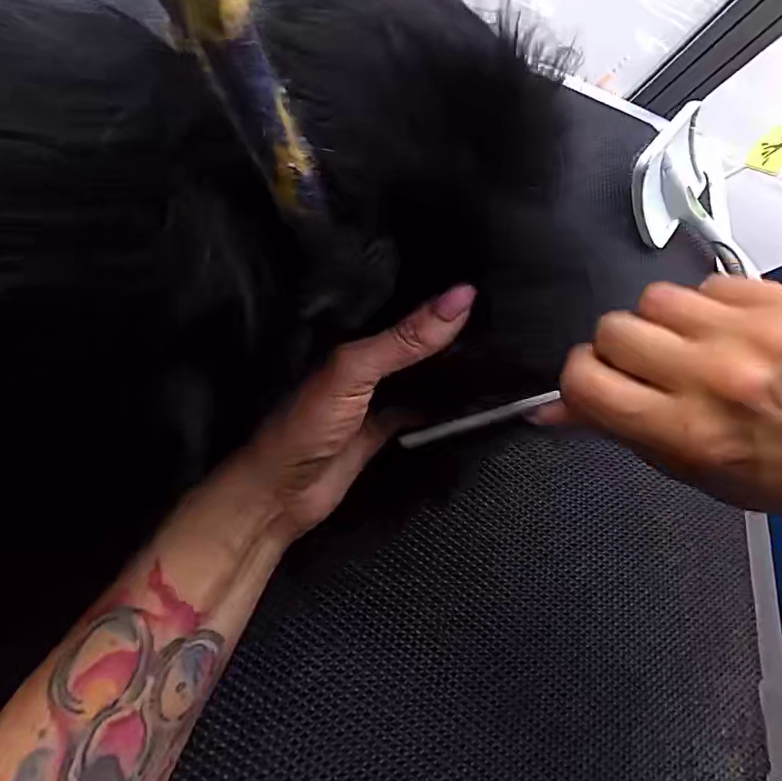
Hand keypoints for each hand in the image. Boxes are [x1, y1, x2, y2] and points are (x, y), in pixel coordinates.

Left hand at [226, 284, 475, 539]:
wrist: (280, 495)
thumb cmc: (310, 424)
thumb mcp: (356, 372)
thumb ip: (405, 340)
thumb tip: (462, 296)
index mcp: (354, 339)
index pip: (403, 307)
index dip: (438, 297)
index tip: (485, 284)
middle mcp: (367, 363)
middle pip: (415, 342)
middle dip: (450, 333)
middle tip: (501, 318)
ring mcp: (375, 398)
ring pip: (421, 375)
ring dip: (449, 368)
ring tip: (497, 350)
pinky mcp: (383, 430)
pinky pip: (420, 410)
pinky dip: (442, 406)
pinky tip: (472, 397)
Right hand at [545, 276, 781, 529]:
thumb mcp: (690, 471)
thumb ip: (618, 430)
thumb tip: (556, 408)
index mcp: (688, 432)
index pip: (587, 380)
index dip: (580, 376)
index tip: (596, 377)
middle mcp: (717, 378)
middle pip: (614, 327)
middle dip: (620, 347)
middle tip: (651, 365)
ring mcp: (754, 334)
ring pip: (655, 297)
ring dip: (662, 322)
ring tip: (695, 345)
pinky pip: (708, 282)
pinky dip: (710, 306)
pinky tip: (734, 332)